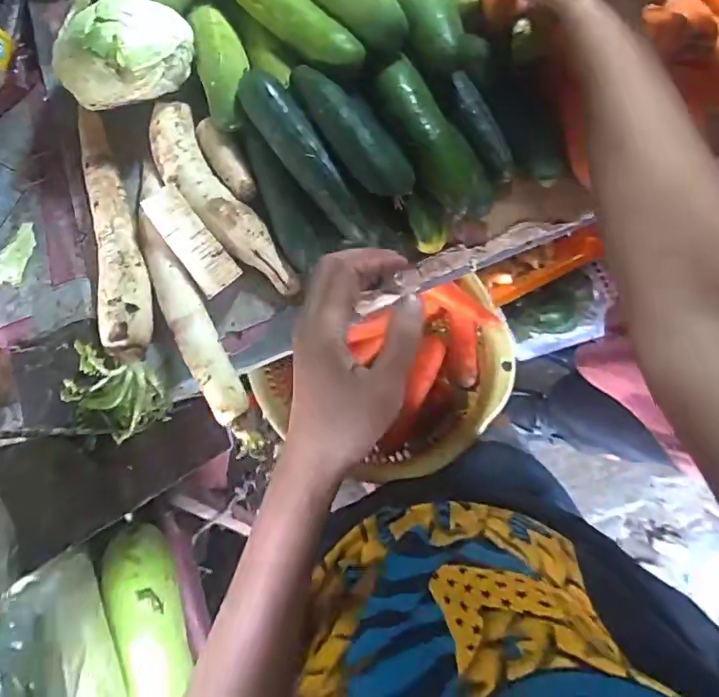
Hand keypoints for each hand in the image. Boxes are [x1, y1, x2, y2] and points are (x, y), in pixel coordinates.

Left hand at [282, 250, 424, 483]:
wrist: (312, 459)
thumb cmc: (349, 425)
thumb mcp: (386, 386)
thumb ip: (401, 338)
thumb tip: (414, 296)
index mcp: (323, 326)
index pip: (343, 270)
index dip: (375, 259)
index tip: (408, 267)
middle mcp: (308, 320)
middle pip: (329, 268)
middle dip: (364, 260)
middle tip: (400, 270)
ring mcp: (305, 331)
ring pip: (326, 283)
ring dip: (357, 274)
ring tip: (392, 283)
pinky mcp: (309, 342)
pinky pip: (327, 300)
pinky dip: (350, 291)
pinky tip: (374, 307)